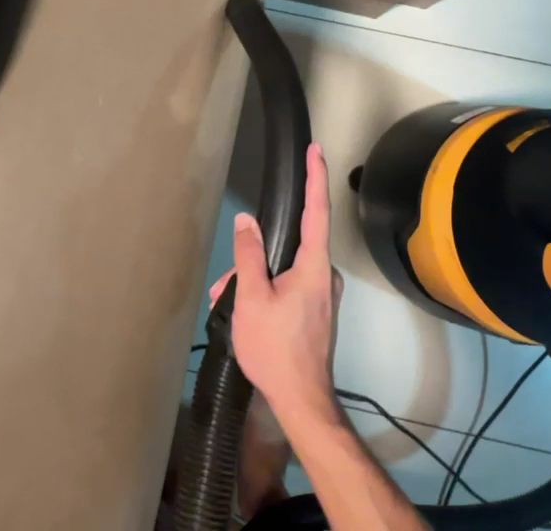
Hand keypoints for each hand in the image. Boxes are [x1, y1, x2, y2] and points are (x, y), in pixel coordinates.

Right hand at [208, 142, 343, 427]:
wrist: (301, 400)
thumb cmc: (276, 348)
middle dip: (254, 257)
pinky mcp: (315, 311)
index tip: (316, 150)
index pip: (317, 210)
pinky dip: (263, 292)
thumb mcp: (251, 298)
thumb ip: (249, 255)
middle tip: (226, 284)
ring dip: (253, 281)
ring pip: (283, 269)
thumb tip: (247, 221)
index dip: (316, 177)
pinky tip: (240, 311)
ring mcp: (321, 294)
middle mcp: (324, 275)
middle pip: (289, 245)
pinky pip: (287, 287)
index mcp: (314, 265)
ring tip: (226, 303)